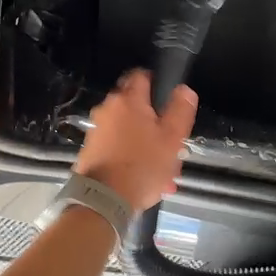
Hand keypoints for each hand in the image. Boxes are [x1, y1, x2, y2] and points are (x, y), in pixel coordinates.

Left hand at [74, 71, 197, 213]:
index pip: (141, 75)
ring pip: (128, 131)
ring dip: (145, 144)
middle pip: (135, 106)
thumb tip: (184, 89)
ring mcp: (97, 130)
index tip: (167, 99)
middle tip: (170, 144)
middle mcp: (108, 109)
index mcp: (129, 100)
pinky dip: (131, 157)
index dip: (157, 82)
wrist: (102, 200)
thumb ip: (180, 111)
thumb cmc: (142, 166)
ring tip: (162, 171)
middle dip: (154, 123)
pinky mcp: (91, 150)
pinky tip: (145, 180)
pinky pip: (117, 148)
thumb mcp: (172, 139)